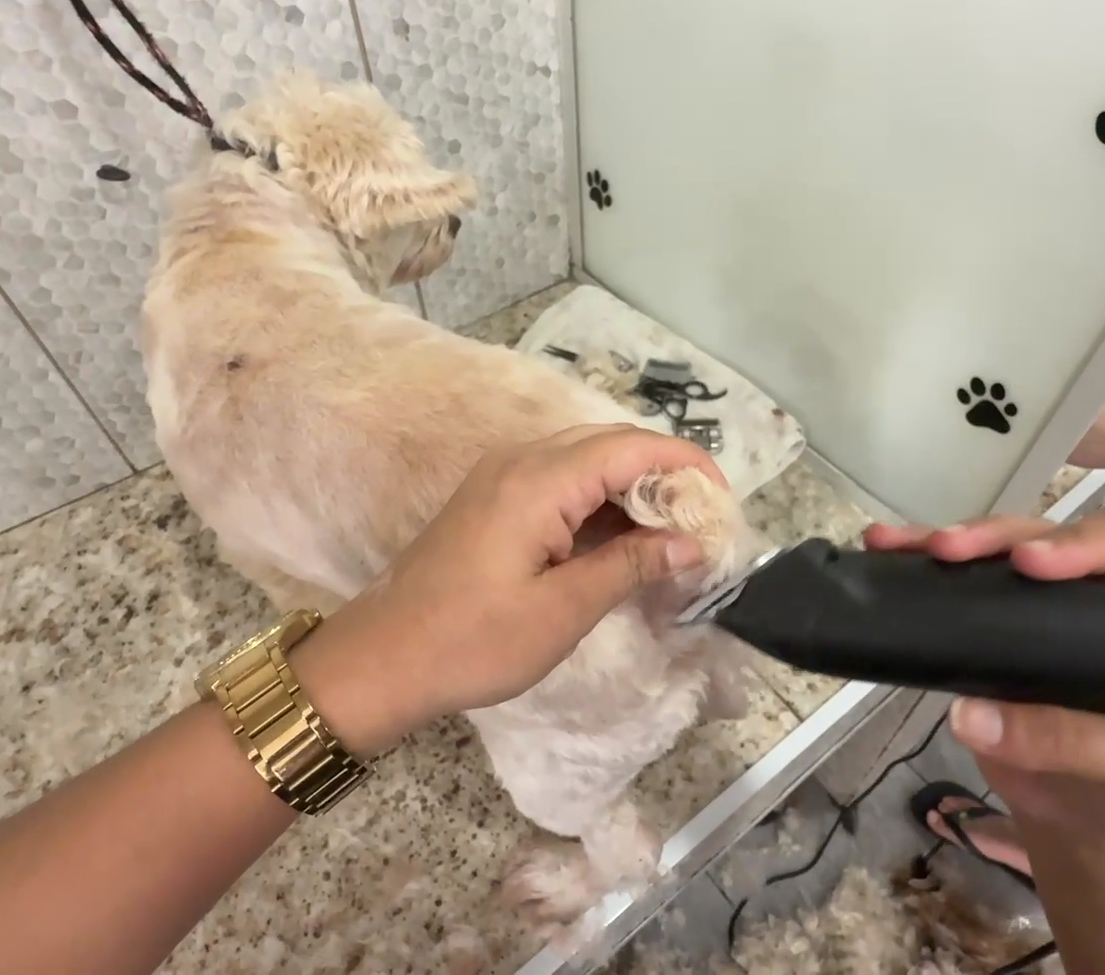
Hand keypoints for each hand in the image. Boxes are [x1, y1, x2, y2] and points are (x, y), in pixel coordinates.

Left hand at [290, 424, 727, 755]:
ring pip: (586, 462)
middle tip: (701, 521)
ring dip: (631, 491)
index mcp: (539, 481)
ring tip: (670, 535)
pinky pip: (560, 483)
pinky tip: (620, 542)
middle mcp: (521, 461)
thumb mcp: (562, 610)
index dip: (684, 464)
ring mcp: (503, 477)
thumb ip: (630, 565)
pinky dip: (598, 504)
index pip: (630, 447)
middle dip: (662, 476)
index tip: (722, 500)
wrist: (382, 659)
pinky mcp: (494, 500)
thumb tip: (690, 543)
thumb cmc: (472, 641)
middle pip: (610, 445)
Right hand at [863, 514, 1104, 855]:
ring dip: (936, 541)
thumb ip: (1071, 742)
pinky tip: (882, 554)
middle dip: (991, 536)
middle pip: (1040, 539)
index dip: (1080, 542)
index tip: (1030, 563)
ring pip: (986, 556)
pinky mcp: (978, 632)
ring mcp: (1025, 612)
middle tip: (946, 549)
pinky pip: (947, 591)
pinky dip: (913, 569)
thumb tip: (969, 713)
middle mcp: (1083, 599)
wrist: (1085, 826)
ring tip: (890, 541)